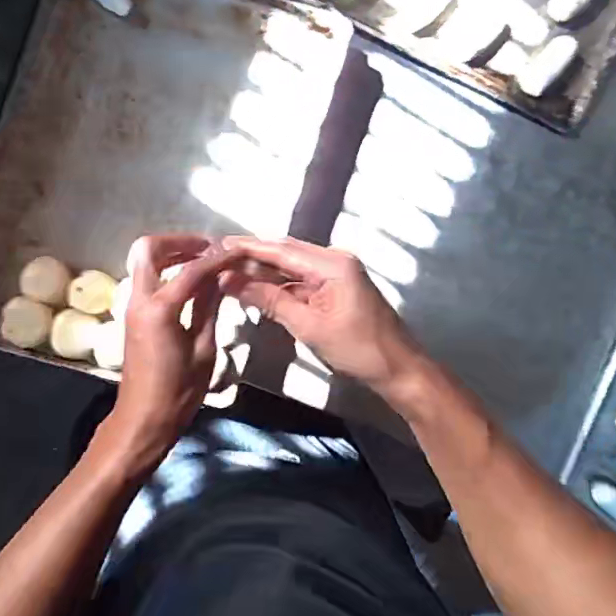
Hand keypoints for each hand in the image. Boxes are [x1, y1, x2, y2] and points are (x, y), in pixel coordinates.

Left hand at [98, 234, 240, 463]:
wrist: (144, 417)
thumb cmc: (178, 391)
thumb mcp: (203, 349)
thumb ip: (209, 306)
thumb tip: (221, 276)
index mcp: (160, 309)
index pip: (192, 269)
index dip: (218, 258)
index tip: (238, 251)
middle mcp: (140, 299)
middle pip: (149, 249)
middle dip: (179, 241)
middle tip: (209, 248)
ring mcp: (133, 306)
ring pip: (144, 261)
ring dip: (172, 253)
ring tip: (204, 260)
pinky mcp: (134, 315)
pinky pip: (147, 278)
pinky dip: (166, 270)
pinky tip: (192, 282)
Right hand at [220, 236, 425, 395]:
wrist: (398, 369)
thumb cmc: (358, 349)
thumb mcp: (308, 326)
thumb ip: (269, 300)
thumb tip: (231, 282)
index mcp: (332, 264)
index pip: (280, 250)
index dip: (247, 247)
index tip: (218, 246)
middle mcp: (334, 260)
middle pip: (284, 252)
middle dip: (250, 256)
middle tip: (217, 259)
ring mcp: (336, 273)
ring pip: (290, 266)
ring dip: (262, 271)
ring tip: (228, 273)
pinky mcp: (335, 288)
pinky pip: (300, 280)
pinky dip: (277, 284)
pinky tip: (255, 289)